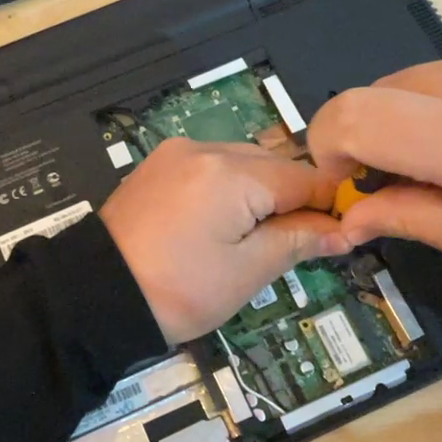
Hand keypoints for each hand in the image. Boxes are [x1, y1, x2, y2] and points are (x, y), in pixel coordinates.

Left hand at [101, 138, 350, 343]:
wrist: (96, 293)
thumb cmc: (179, 290)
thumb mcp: (247, 272)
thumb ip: (297, 241)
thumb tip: (344, 230)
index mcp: (230, 172)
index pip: (303, 177)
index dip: (330, 205)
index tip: (345, 233)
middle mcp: (204, 148)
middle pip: (273, 164)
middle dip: (294, 198)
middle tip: (302, 243)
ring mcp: (176, 153)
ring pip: (242, 162)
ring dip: (261, 192)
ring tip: (261, 238)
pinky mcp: (158, 165)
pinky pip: (210, 166)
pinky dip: (229, 188)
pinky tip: (227, 222)